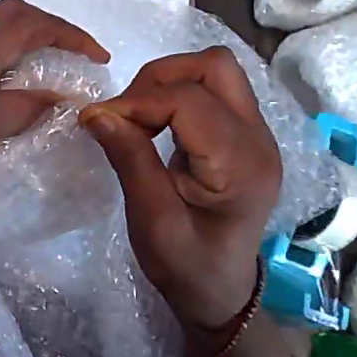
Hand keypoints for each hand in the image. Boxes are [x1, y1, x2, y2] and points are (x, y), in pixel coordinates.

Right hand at [79, 48, 281, 328]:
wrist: (221, 291)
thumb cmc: (186, 266)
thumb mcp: (151, 220)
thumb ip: (130, 159)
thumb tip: (97, 112)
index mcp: (241, 164)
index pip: (189, 100)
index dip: (137, 101)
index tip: (97, 120)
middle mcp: (259, 139)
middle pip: (214, 66)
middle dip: (159, 78)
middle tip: (123, 113)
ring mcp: (258, 134)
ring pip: (215, 71)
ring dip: (168, 83)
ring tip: (137, 118)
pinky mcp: (246, 134)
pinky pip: (214, 90)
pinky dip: (177, 94)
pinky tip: (156, 123)